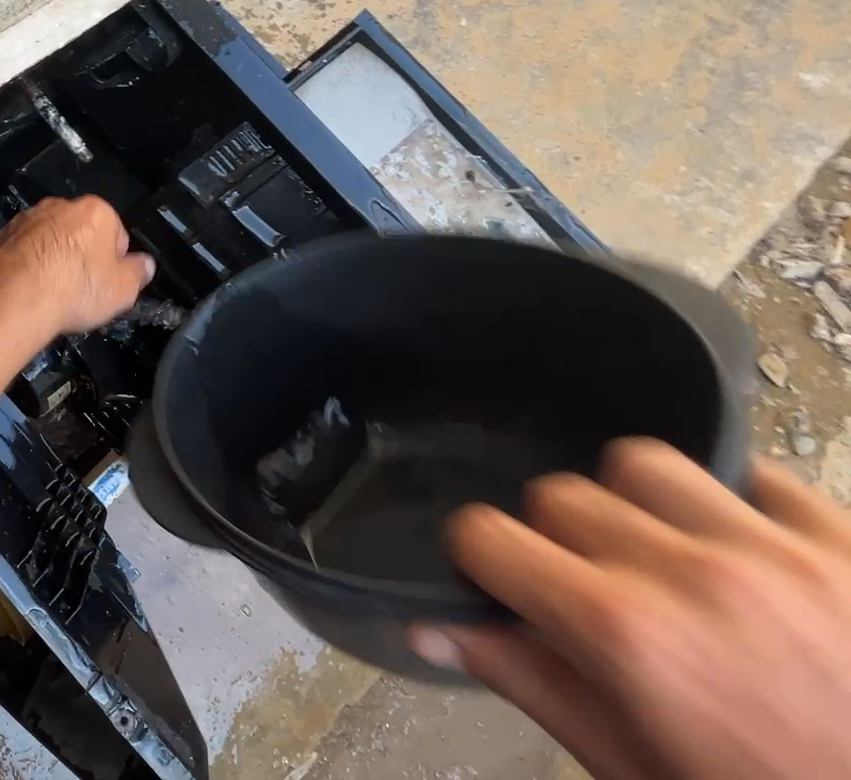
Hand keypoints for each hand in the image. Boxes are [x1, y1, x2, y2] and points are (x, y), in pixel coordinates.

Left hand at [0, 195, 154, 335]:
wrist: (12, 299)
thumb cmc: (74, 290)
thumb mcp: (123, 290)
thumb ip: (138, 272)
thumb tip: (144, 265)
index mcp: (95, 210)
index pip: (116, 232)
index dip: (114, 260)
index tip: (106, 281)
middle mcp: (59, 206)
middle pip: (80, 231)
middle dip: (81, 255)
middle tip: (80, 288)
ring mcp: (26, 219)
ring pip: (49, 238)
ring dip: (52, 258)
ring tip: (51, 291)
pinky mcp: (0, 236)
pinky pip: (23, 249)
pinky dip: (27, 264)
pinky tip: (28, 287)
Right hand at [409, 437, 850, 779]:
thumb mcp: (631, 766)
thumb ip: (525, 681)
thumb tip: (428, 631)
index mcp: (624, 635)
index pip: (484, 534)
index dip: (477, 554)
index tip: (497, 575)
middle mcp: (692, 576)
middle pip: (557, 493)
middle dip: (555, 533)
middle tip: (587, 581)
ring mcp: (784, 555)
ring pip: (645, 463)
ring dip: (635, 500)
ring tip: (663, 551)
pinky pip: (765, 479)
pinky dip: (738, 505)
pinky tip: (744, 553)